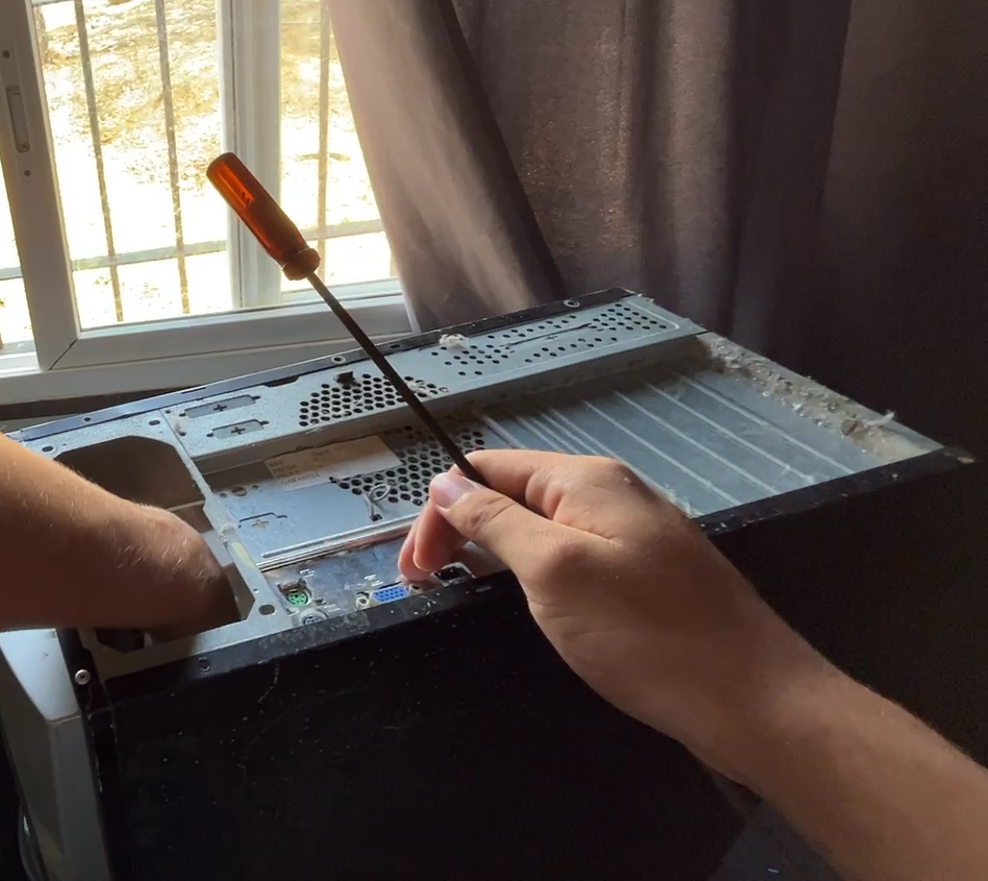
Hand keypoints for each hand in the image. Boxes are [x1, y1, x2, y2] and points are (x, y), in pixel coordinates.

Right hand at [397, 449, 831, 771]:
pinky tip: (512, 592)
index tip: (415, 563)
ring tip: (453, 583)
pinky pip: (561, 551)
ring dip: (484, 549)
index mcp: (583, 481)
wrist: (764, 710)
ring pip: (530, 523)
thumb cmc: (648, 636)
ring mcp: (626, 532)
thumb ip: (493, 519)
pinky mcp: (639, 570)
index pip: (482, 470)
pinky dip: (522, 567)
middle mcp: (604, 494)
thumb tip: (445, 483)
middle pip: (504, 493)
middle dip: (455, 529)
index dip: (439, 509)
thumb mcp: (553, 570)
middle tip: (421, 579)